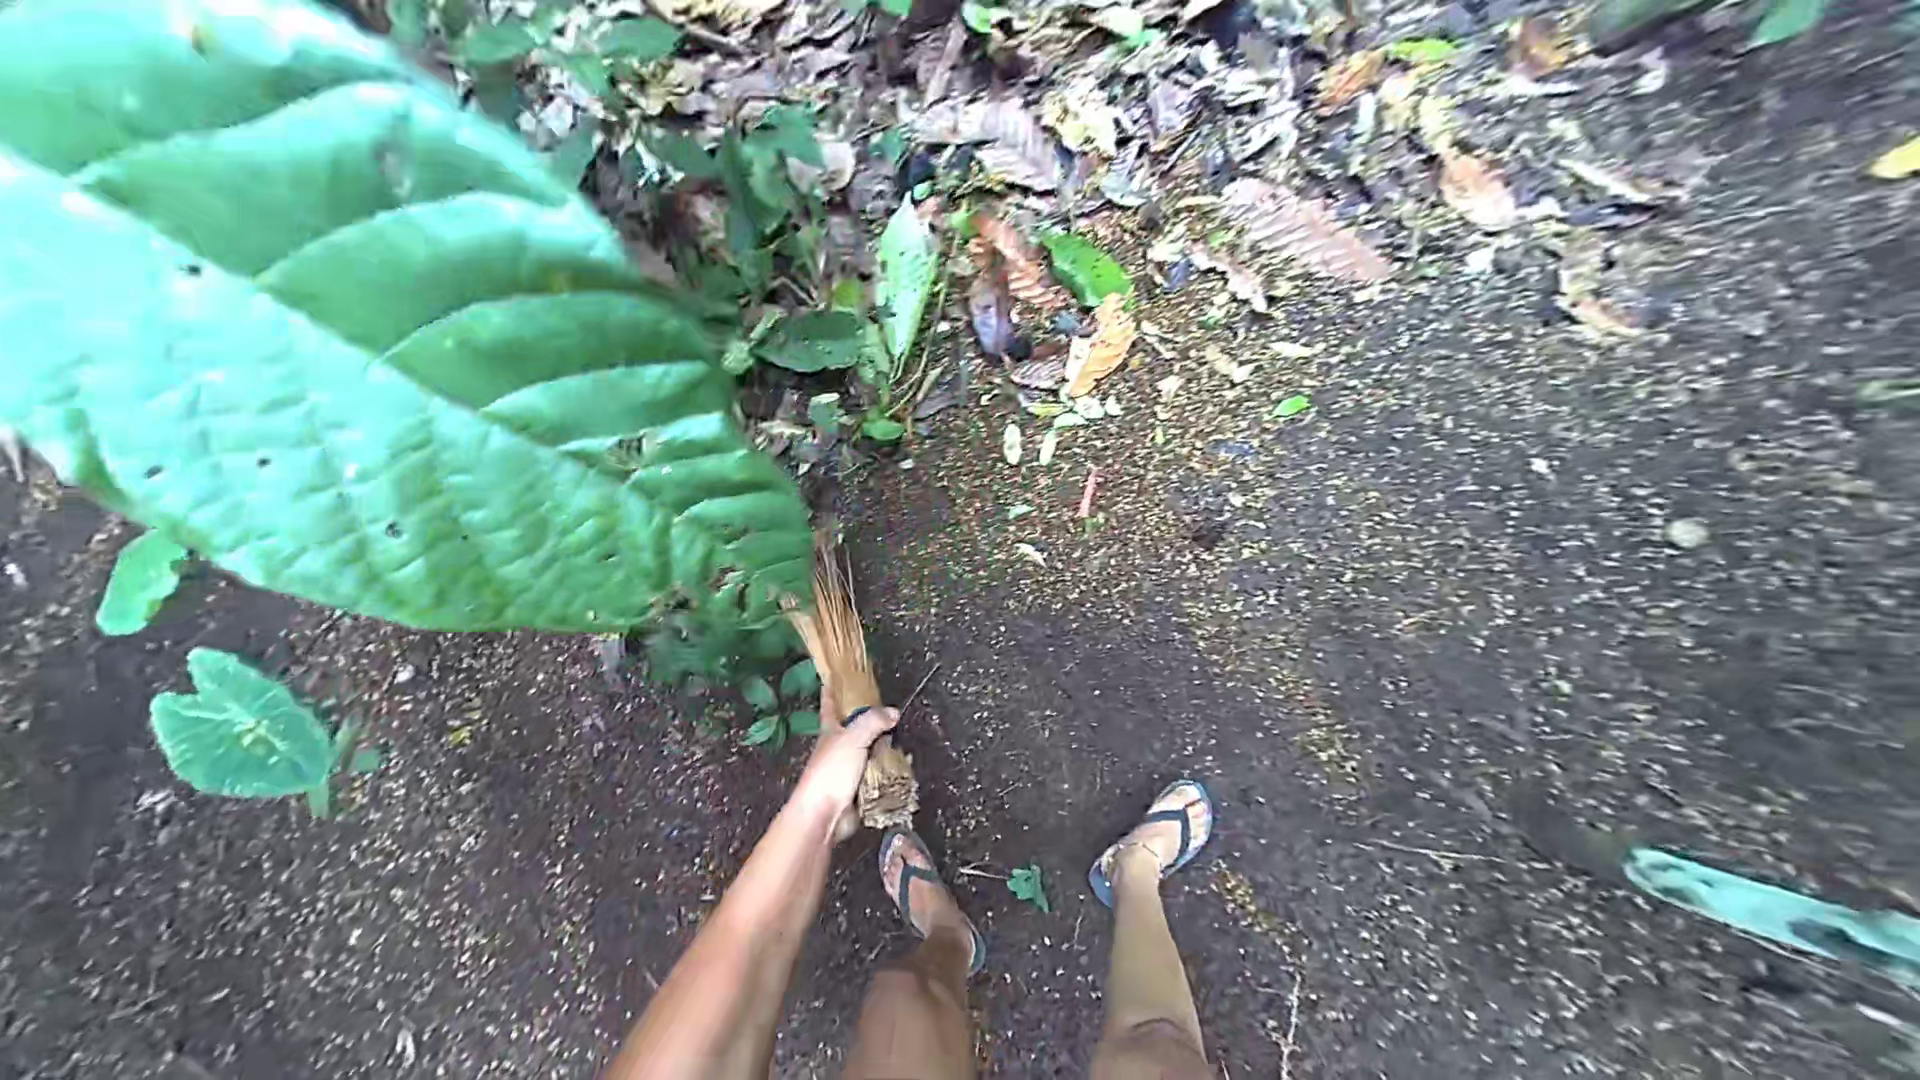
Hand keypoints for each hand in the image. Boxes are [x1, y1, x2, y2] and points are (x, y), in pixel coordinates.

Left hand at [788, 688, 896, 840]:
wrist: (824, 815)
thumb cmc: (831, 771)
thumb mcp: (853, 737)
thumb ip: (873, 721)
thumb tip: (893, 712)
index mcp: (831, 730)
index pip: (831, 703)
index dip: (833, 690)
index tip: (836, 677)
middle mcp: (839, 746)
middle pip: (858, 726)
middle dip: (873, 719)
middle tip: (893, 709)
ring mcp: (849, 767)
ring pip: (871, 749)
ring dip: (886, 745)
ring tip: (905, 736)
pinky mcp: (860, 786)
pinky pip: (879, 772)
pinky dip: (890, 768)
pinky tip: (903, 762)